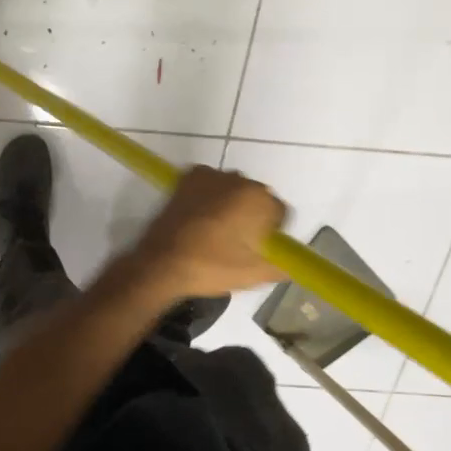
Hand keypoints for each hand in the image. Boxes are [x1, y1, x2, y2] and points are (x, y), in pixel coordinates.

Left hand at [127, 166, 287, 300]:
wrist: (160, 265)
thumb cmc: (209, 268)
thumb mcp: (252, 275)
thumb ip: (280, 267)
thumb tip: (290, 265)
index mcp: (259, 199)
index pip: (279, 213)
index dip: (269, 234)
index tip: (254, 250)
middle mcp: (238, 179)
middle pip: (255, 200)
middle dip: (249, 218)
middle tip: (231, 245)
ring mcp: (210, 176)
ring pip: (232, 192)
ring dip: (228, 207)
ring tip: (211, 235)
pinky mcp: (187, 179)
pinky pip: (208, 186)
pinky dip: (208, 197)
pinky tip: (198, 219)